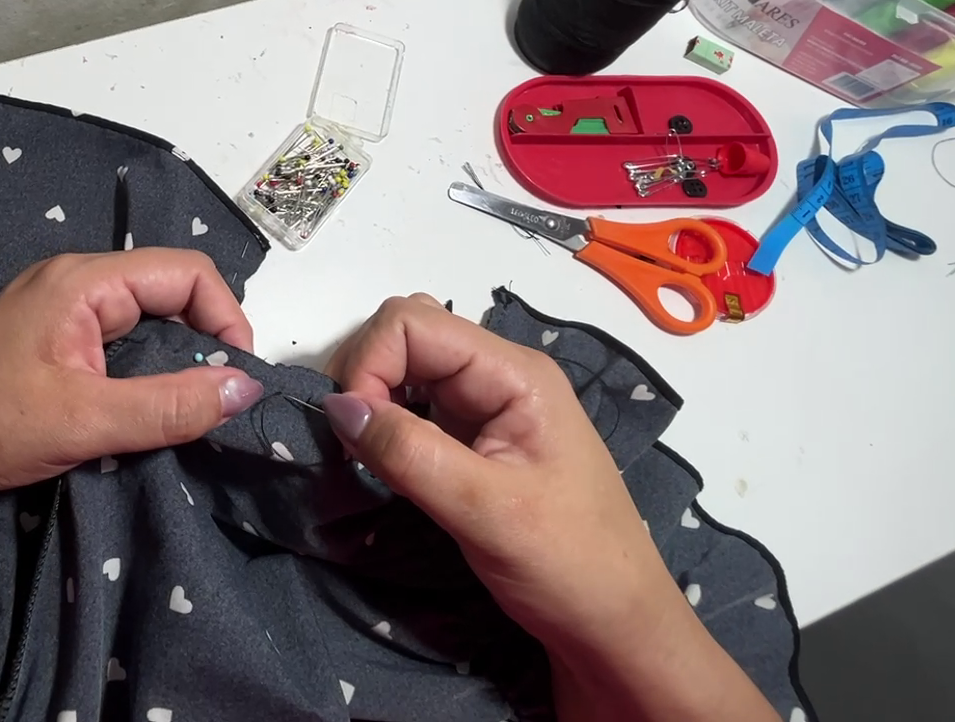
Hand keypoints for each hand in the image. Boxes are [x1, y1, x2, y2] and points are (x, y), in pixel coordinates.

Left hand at [0, 249, 265, 514]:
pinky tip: (144, 402)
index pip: (184, 272)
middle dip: (202, 338)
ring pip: (146, 314)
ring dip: (173, 355)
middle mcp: (76, 279)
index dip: (224, 317)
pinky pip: (120, 335)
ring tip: (184, 405)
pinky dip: (144, 364)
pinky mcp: (53, 332)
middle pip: (168, 289)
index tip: (235, 378)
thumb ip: (169, 405)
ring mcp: (61, 304)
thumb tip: (245, 388)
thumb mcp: (84, 421)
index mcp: (84, 280)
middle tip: (213, 398)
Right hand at [321, 295, 777, 721]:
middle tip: (354, 440)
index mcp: (513, 373)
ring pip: (402, 362)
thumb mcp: (486, 512)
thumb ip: (409, 453)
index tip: (353, 428)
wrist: (617, 630)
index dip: (369, 362)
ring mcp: (482, 398)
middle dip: (364, 374)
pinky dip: (383, 416)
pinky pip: (409, 397)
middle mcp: (495, 371)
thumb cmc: (570, 567)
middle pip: (404, 332)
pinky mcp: (468, 428)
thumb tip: (336, 406)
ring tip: (367, 449)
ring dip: (370, 395)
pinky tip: (384, 455)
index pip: (412, 324)